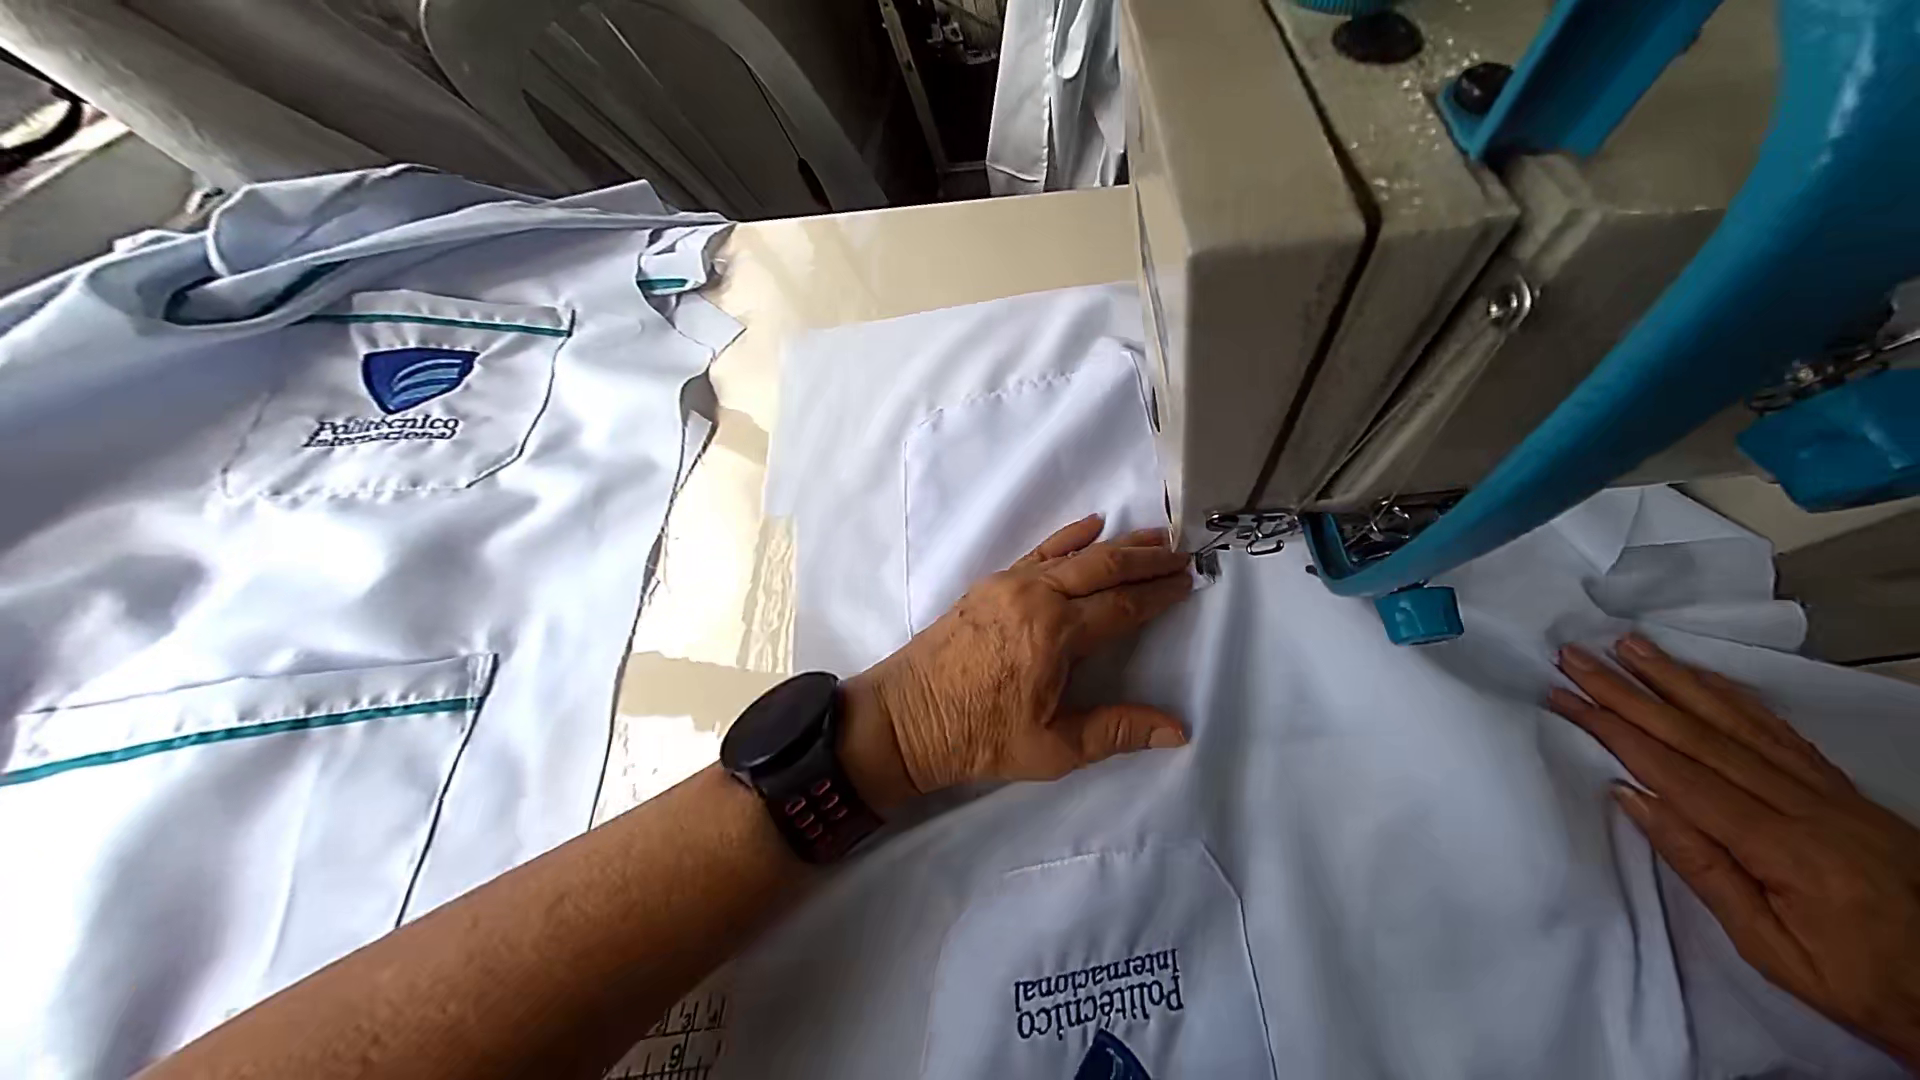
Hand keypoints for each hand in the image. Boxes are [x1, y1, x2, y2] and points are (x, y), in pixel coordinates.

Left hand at [837, 514, 1192, 813]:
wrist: (904, 717)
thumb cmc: (977, 737)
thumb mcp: (1052, 749)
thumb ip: (1116, 731)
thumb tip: (1178, 729)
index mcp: (1055, 634)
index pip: (1122, 606)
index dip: (1159, 594)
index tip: (1189, 581)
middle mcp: (1035, 597)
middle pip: (1104, 567)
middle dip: (1147, 558)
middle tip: (1182, 552)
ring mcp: (1009, 584)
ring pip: (1074, 554)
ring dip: (1117, 544)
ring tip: (1153, 536)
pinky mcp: (990, 583)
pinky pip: (1039, 552)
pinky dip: (1069, 537)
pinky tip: (1091, 524)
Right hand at [1549, 634, 1919, 1066]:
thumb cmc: (1866, 985)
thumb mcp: (1774, 951)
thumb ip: (1702, 868)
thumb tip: (1629, 796)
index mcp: (1781, 848)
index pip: (1674, 773)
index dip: (1612, 729)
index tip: (1564, 697)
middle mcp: (1808, 809)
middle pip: (1698, 736)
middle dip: (1627, 691)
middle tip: (1576, 656)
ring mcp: (1835, 797)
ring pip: (1739, 723)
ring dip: (1676, 679)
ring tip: (1629, 644)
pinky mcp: (1851, 795)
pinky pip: (1783, 735)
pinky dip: (1736, 699)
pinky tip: (1703, 678)